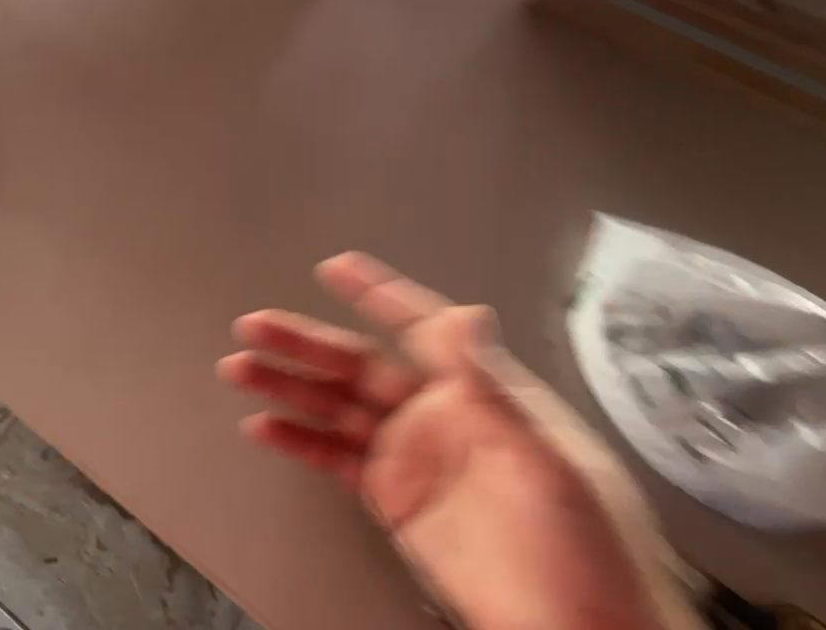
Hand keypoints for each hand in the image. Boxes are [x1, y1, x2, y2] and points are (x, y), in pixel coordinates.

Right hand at [219, 253, 701, 629]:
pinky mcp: (392, 496)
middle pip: (357, 366)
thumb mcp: (547, 466)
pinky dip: (295, 439)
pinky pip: (332, 456)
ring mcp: (412, 457)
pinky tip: (264, 426)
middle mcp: (440, 418)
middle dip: (303, 342)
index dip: (377, 296)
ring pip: (334, 406)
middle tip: (256, 326)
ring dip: (286, 385)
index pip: (421, 331)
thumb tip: (465, 316)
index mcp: (482, 399)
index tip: (336, 269)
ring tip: (240, 369)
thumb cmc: (585, 556)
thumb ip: (493, 389)